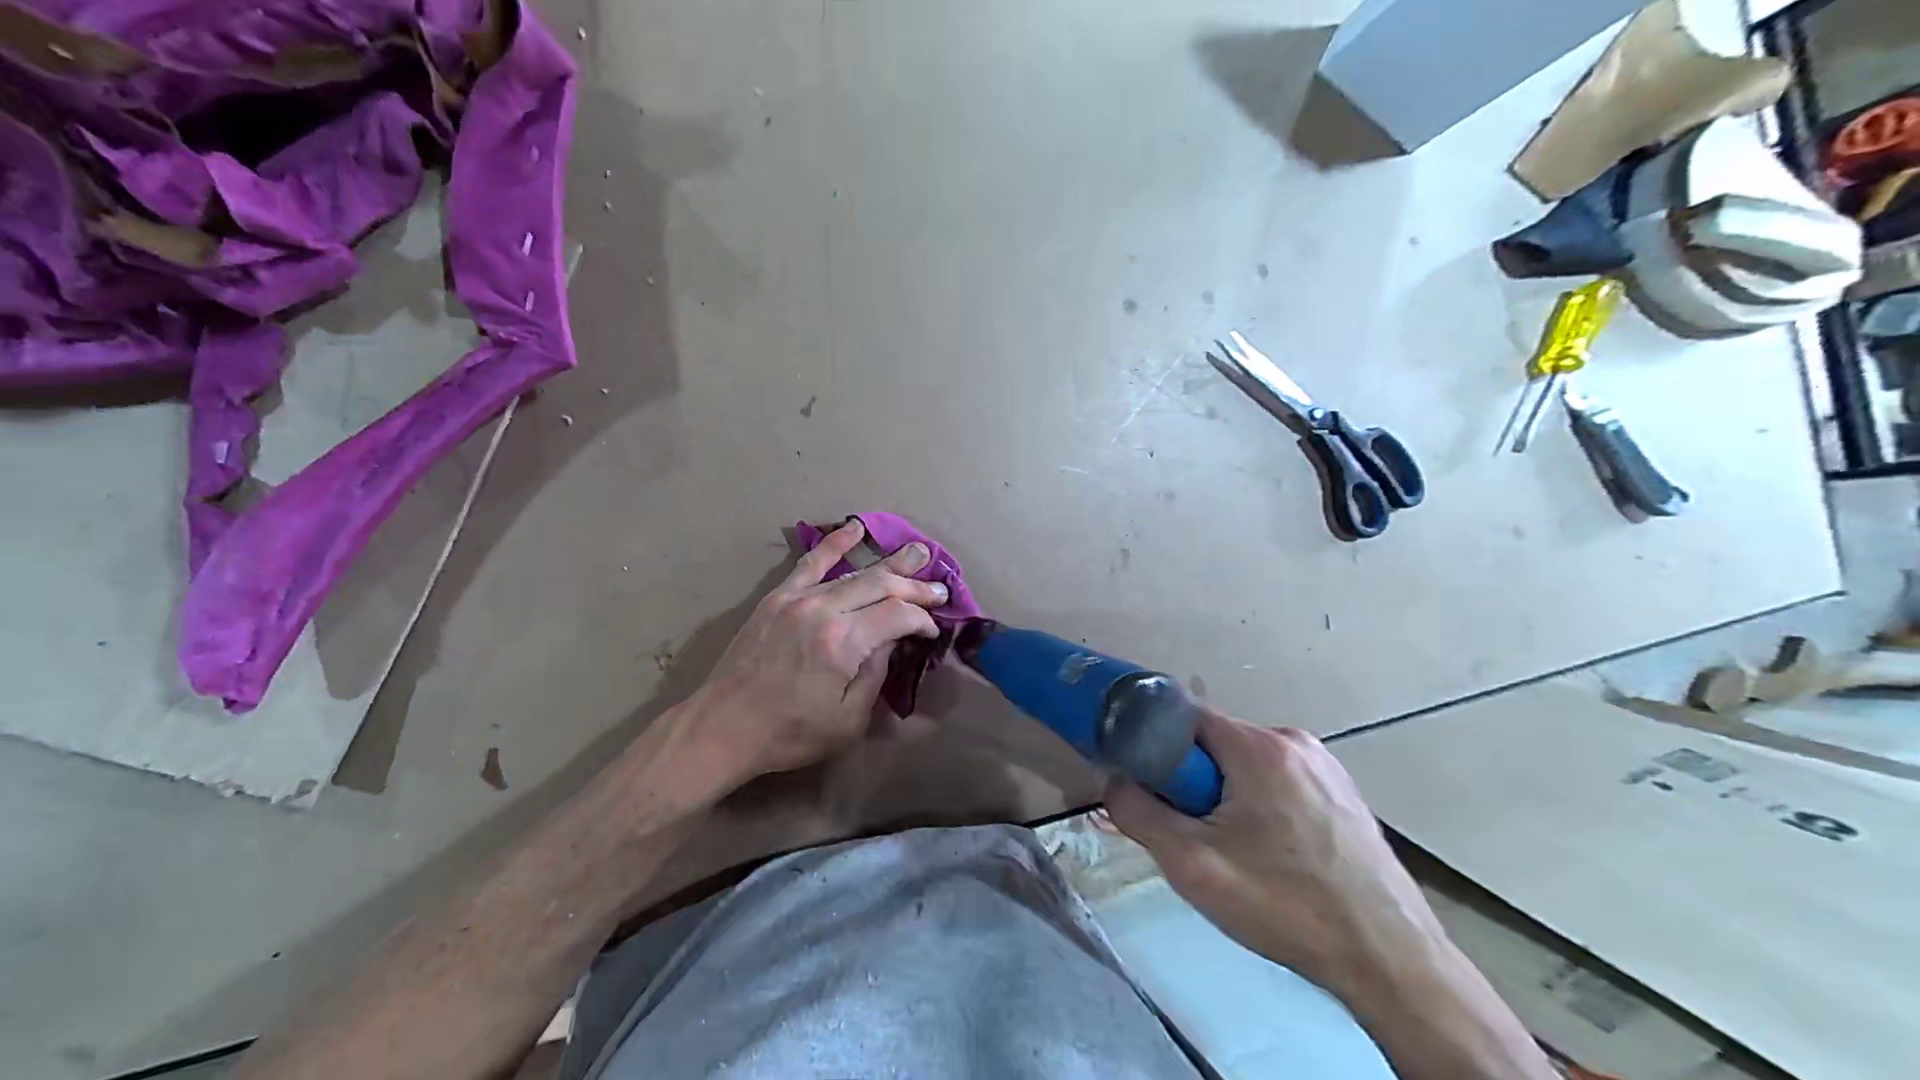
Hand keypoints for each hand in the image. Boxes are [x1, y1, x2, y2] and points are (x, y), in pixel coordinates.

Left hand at [692, 518, 947, 782]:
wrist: (724, 727)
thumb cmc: (790, 733)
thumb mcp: (849, 722)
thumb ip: (875, 676)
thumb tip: (889, 642)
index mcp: (844, 643)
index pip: (898, 616)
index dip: (922, 620)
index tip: (932, 630)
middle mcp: (824, 610)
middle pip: (881, 585)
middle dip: (915, 586)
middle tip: (940, 587)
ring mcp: (798, 598)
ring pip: (854, 572)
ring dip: (889, 563)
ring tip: (918, 552)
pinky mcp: (777, 597)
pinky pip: (810, 562)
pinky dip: (835, 543)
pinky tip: (856, 528)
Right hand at [1104, 710, 1445, 995]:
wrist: (1390, 961)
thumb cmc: (1286, 907)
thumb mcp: (1191, 865)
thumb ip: (1137, 814)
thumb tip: (1114, 782)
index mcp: (1259, 746)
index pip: (1184, 717)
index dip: (1156, 748)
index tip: (1150, 789)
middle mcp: (1295, 741)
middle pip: (1215, 744)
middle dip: (1194, 784)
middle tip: (1195, 836)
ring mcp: (1326, 766)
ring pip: (1246, 767)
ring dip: (1227, 799)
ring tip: (1237, 855)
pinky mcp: (1343, 793)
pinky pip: (1280, 784)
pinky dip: (1262, 809)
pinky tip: (1274, 858)